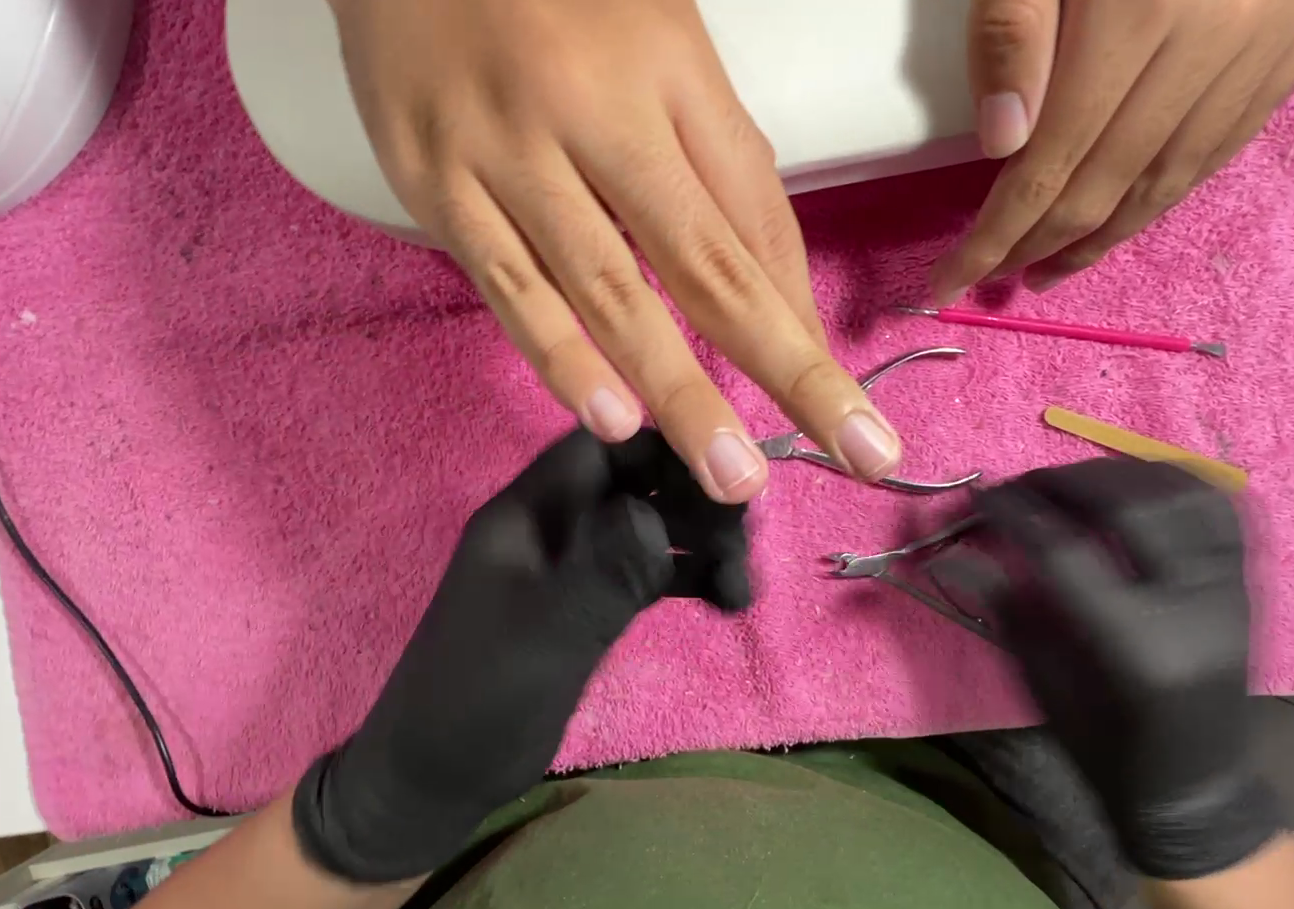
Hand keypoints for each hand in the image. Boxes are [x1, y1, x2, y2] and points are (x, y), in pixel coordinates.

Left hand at [294, 429, 749, 882]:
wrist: (437, 774)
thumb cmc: (479, 698)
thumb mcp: (546, 633)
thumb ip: (605, 571)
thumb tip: (664, 509)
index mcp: (530, 514)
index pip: (603, 446)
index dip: (666, 445)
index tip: (729, 469)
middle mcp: (556, 527)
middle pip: (637, 484)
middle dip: (695, 501)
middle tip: (746, 539)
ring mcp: (575, 567)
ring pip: (650, 531)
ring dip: (701, 547)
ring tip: (743, 587)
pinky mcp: (590, 606)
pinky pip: (648, 575)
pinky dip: (688, 581)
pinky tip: (728, 603)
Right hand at [330, 0, 903, 502]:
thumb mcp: (657, 50)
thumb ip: (711, 164)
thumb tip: (769, 286)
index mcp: (671, 78)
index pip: (756, 217)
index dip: (802, 317)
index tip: (844, 402)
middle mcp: (600, 120)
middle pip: (708, 266)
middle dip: (785, 370)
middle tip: (852, 452)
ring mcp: (514, 158)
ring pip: (610, 292)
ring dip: (680, 392)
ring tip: (731, 475)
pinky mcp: (440, 190)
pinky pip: (510, 290)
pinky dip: (562, 359)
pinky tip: (613, 420)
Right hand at [927, 459, 1283, 878]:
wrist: (1195, 786)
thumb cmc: (1103, 748)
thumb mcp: (1041, 684)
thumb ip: (1003, 608)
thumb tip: (947, 553)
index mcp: (1134, 646)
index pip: (1063, 551)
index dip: (1014, 514)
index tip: (978, 495)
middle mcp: (1193, 608)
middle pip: (1128, 508)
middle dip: (1064, 482)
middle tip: (1020, 484)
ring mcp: (1232, 592)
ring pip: (1182, 495)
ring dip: (1119, 473)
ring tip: (1073, 479)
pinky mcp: (1251, 586)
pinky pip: (1226, 509)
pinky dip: (1180, 483)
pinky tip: (1136, 483)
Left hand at [935, 0, 1293, 298]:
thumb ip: (1015, 32)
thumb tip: (1003, 146)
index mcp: (1139, 17)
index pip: (1044, 172)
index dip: (991, 240)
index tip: (947, 286)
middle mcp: (1212, 44)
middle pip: (1101, 189)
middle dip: (1034, 248)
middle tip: (989, 279)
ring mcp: (1270, 46)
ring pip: (1167, 185)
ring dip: (1098, 242)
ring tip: (1047, 273)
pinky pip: (1222, 150)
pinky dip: (1161, 199)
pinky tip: (1124, 220)